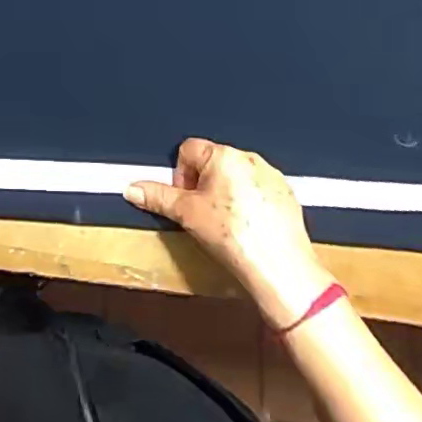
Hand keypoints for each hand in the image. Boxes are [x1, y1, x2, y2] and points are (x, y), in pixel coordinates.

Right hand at [125, 138, 334, 326]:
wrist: (281, 270)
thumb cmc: (237, 239)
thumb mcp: (185, 214)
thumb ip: (156, 196)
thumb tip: (134, 188)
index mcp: (224, 156)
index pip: (187, 150)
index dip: (179, 175)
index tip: (184, 198)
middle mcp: (251, 160)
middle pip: (211, 163)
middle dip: (201, 185)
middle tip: (201, 213)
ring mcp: (272, 178)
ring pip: (235, 177)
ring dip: (224, 194)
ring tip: (224, 223)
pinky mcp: (287, 197)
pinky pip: (257, 192)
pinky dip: (248, 205)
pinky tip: (245, 228)